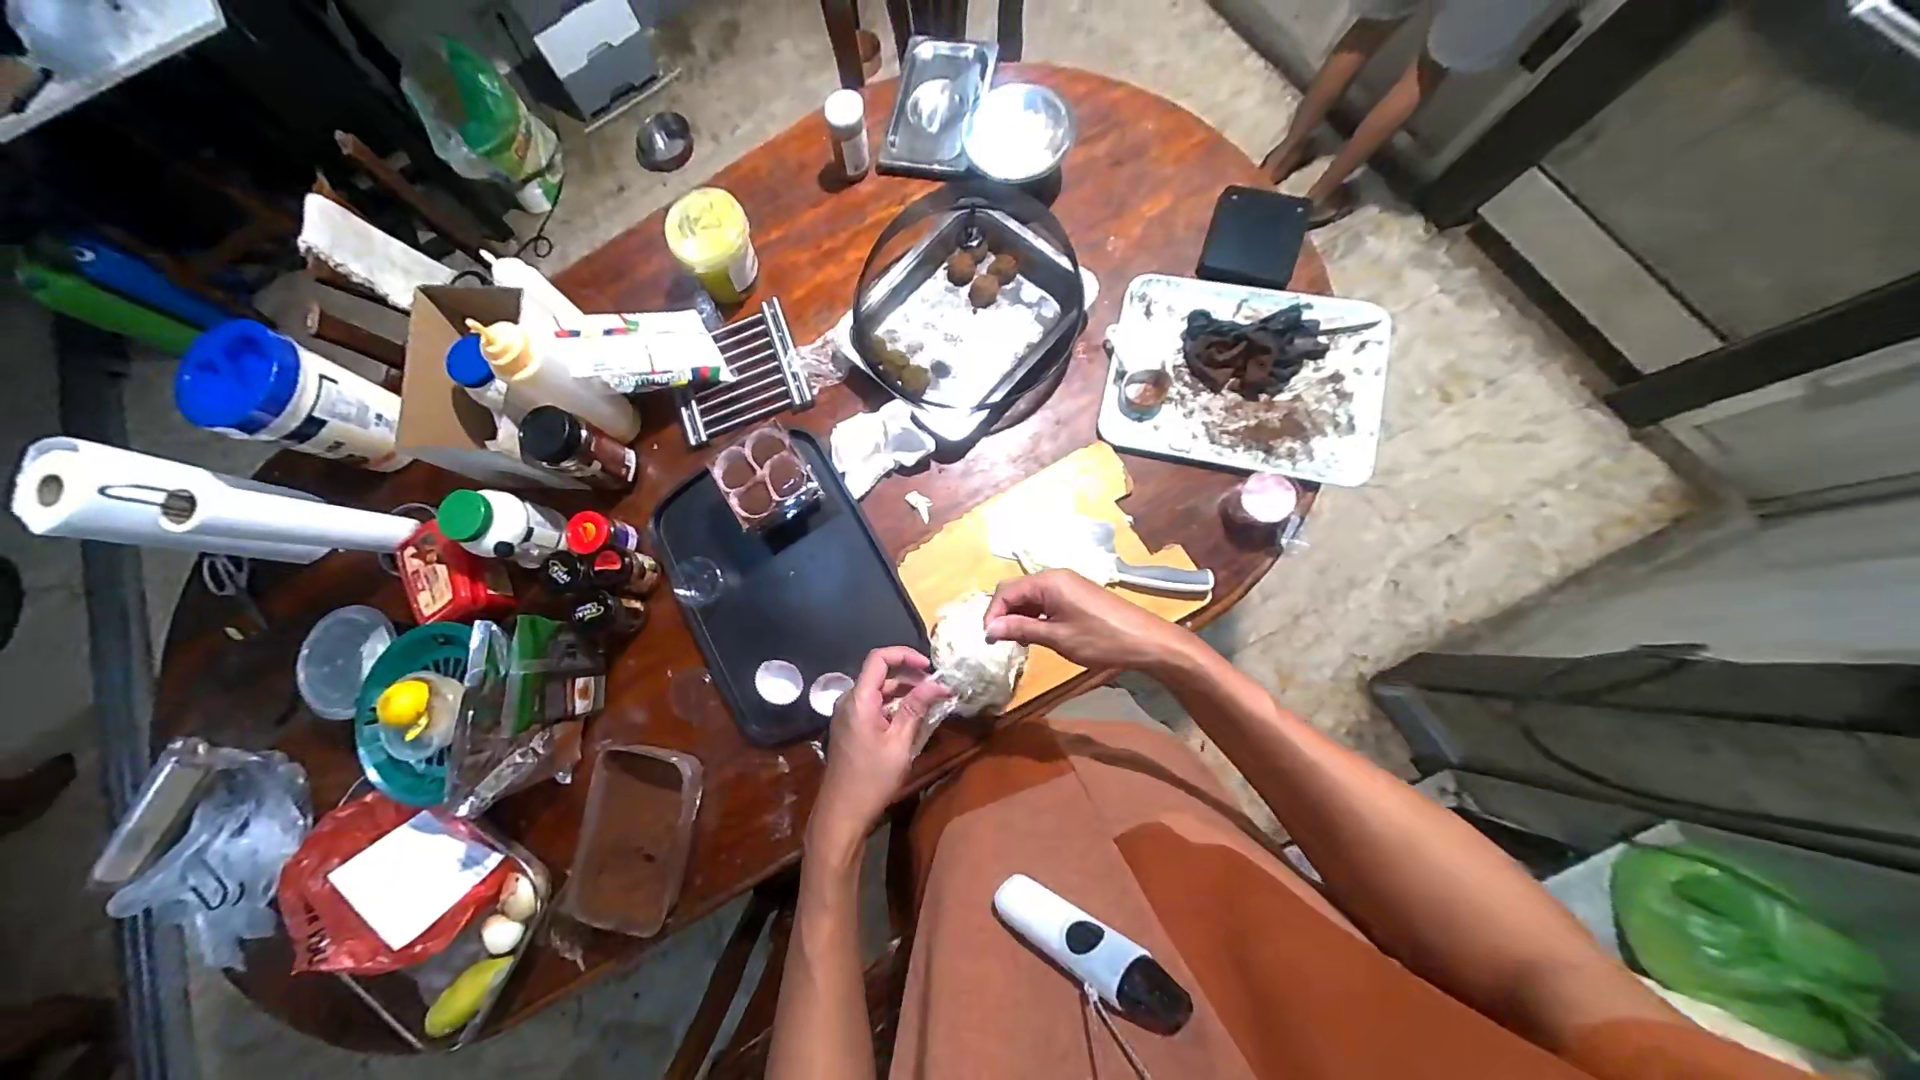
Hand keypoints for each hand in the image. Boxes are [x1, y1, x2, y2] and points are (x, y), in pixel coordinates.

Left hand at [807, 646, 949, 863]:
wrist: (842, 813)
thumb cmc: (872, 779)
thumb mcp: (900, 743)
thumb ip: (916, 708)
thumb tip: (938, 683)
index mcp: (859, 699)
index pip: (879, 658)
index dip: (905, 654)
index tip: (929, 667)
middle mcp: (850, 701)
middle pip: (880, 673)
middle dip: (910, 675)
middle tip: (937, 688)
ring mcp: (848, 714)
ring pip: (878, 690)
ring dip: (904, 691)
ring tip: (930, 702)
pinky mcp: (851, 727)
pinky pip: (874, 705)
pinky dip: (894, 705)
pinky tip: (913, 718)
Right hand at [984, 569, 1195, 673]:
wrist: (1146, 641)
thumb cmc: (1100, 639)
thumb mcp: (1057, 637)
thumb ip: (1020, 630)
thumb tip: (989, 630)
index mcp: (1047, 582)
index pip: (1005, 591)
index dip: (992, 614)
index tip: (989, 640)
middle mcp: (1055, 577)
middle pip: (1016, 590)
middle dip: (1003, 613)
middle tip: (1000, 642)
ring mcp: (1067, 584)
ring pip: (1030, 596)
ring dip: (1018, 616)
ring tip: (1016, 642)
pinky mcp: (1076, 594)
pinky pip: (1045, 600)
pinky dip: (1034, 615)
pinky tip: (1035, 634)